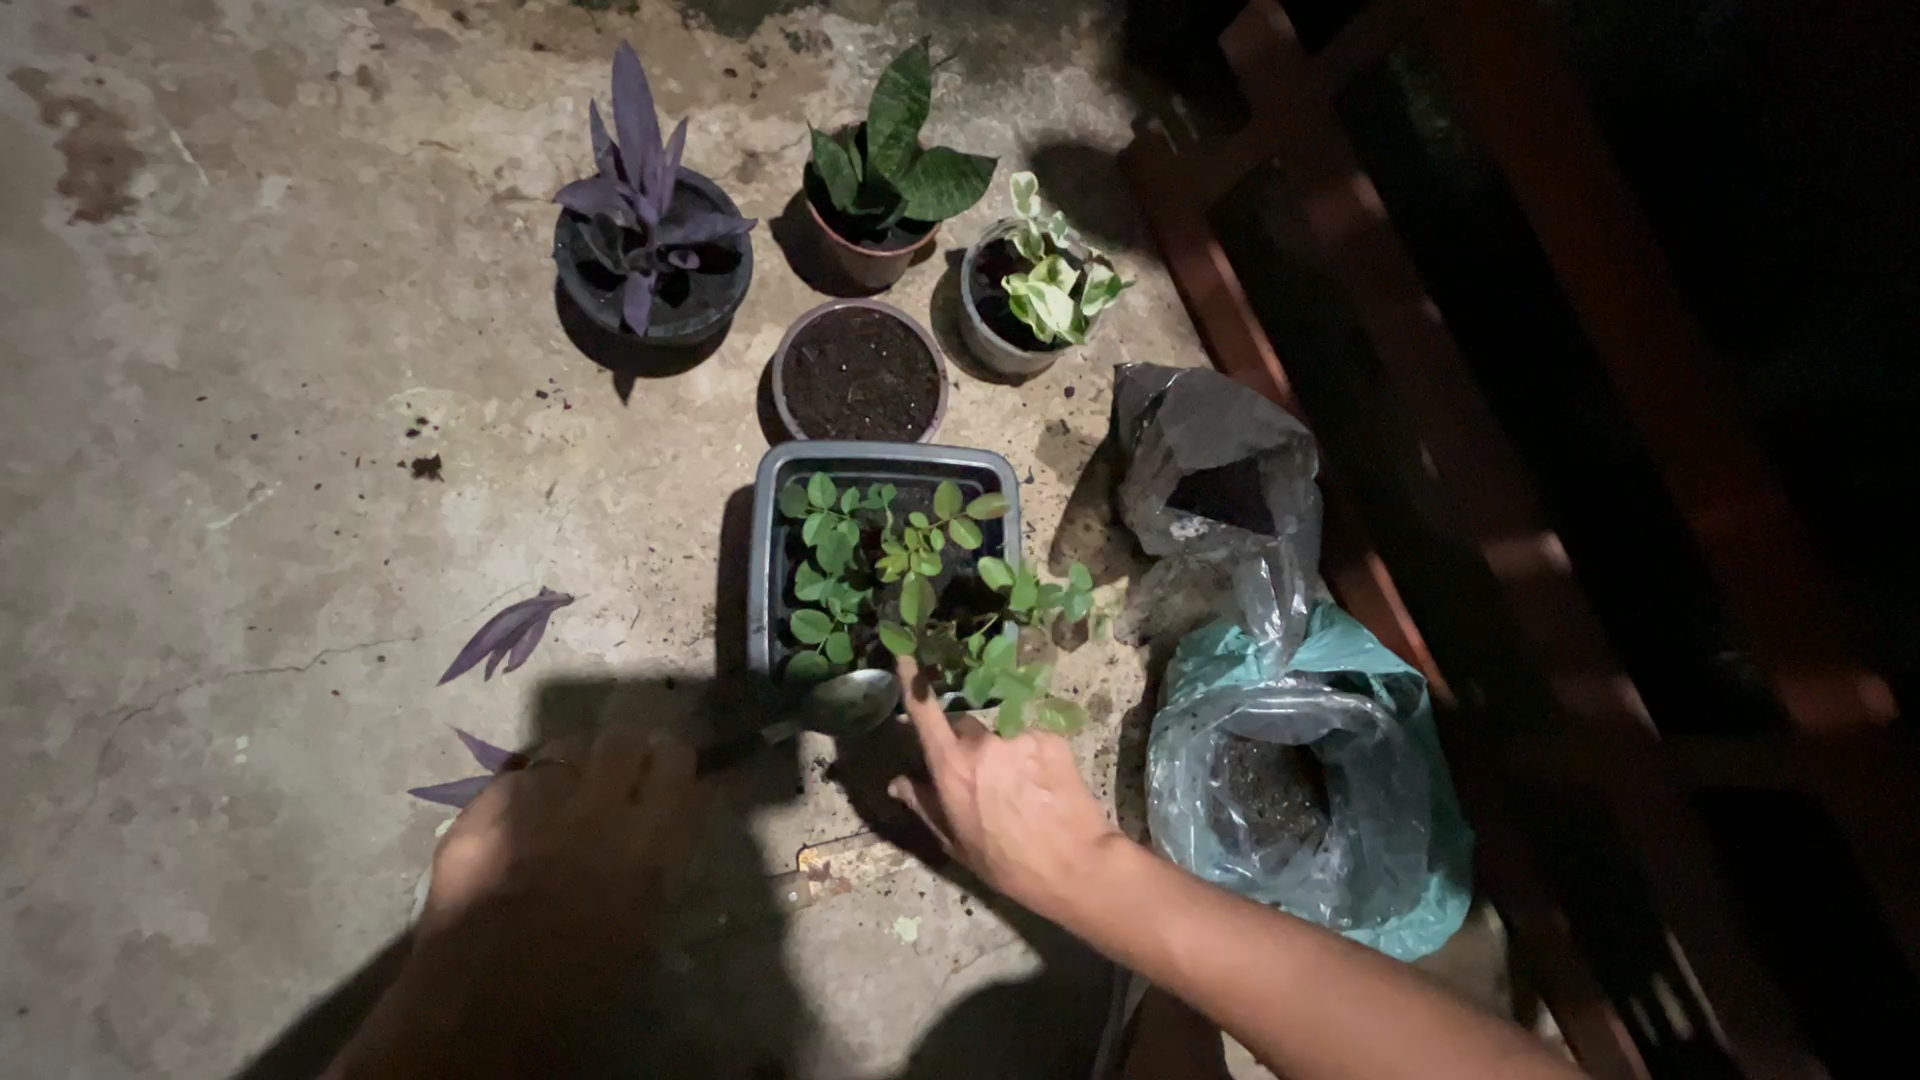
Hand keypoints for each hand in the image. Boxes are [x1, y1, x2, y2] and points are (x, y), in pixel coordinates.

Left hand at [419, 722, 702, 955]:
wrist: (482, 997)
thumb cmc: (582, 971)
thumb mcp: (647, 910)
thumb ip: (664, 848)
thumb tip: (674, 811)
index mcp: (649, 834)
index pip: (676, 758)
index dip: (669, 760)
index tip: (663, 771)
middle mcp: (601, 803)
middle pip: (623, 737)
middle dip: (623, 750)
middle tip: (616, 771)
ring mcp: (542, 798)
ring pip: (568, 747)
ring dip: (571, 766)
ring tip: (562, 792)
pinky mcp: (489, 803)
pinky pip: (517, 776)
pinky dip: (522, 792)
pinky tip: (516, 818)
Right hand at [888, 655, 1122, 918]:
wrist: (1074, 865)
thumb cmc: (1007, 863)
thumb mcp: (955, 843)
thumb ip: (923, 805)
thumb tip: (897, 782)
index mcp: (952, 767)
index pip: (925, 712)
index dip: (912, 681)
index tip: (906, 654)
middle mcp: (983, 742)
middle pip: (965, 725)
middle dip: (966, 743)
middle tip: (981, 776)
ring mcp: (1020, 735)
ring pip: (1001, 731)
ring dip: (1002, 750)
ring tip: (1019, 786)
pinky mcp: (1051, 737)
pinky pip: (1030, 737)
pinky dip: (1031, 754)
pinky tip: (1042, 783)